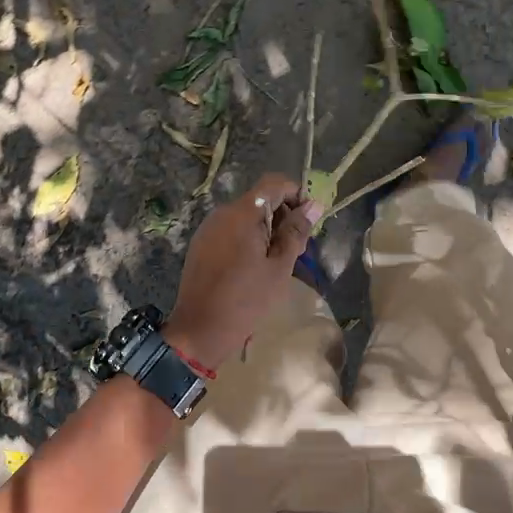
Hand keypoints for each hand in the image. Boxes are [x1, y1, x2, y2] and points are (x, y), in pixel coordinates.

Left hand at [162, 174, 322, 372]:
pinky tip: (255, 266)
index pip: (274, 183)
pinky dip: (248, 238)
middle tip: (298, 249)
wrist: (199, 329)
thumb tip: (313, 205)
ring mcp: (208, 228)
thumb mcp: (279, 267)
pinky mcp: (201, 243)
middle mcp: (221, 213)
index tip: (308, 221)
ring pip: (245, 215)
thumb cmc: (246, 300)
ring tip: (278, 262)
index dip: (296, 194)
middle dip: (283, 215)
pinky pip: (231, 230)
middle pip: (259, 199)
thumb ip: (295, 232)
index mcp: (241, 214)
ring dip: (267, 229)